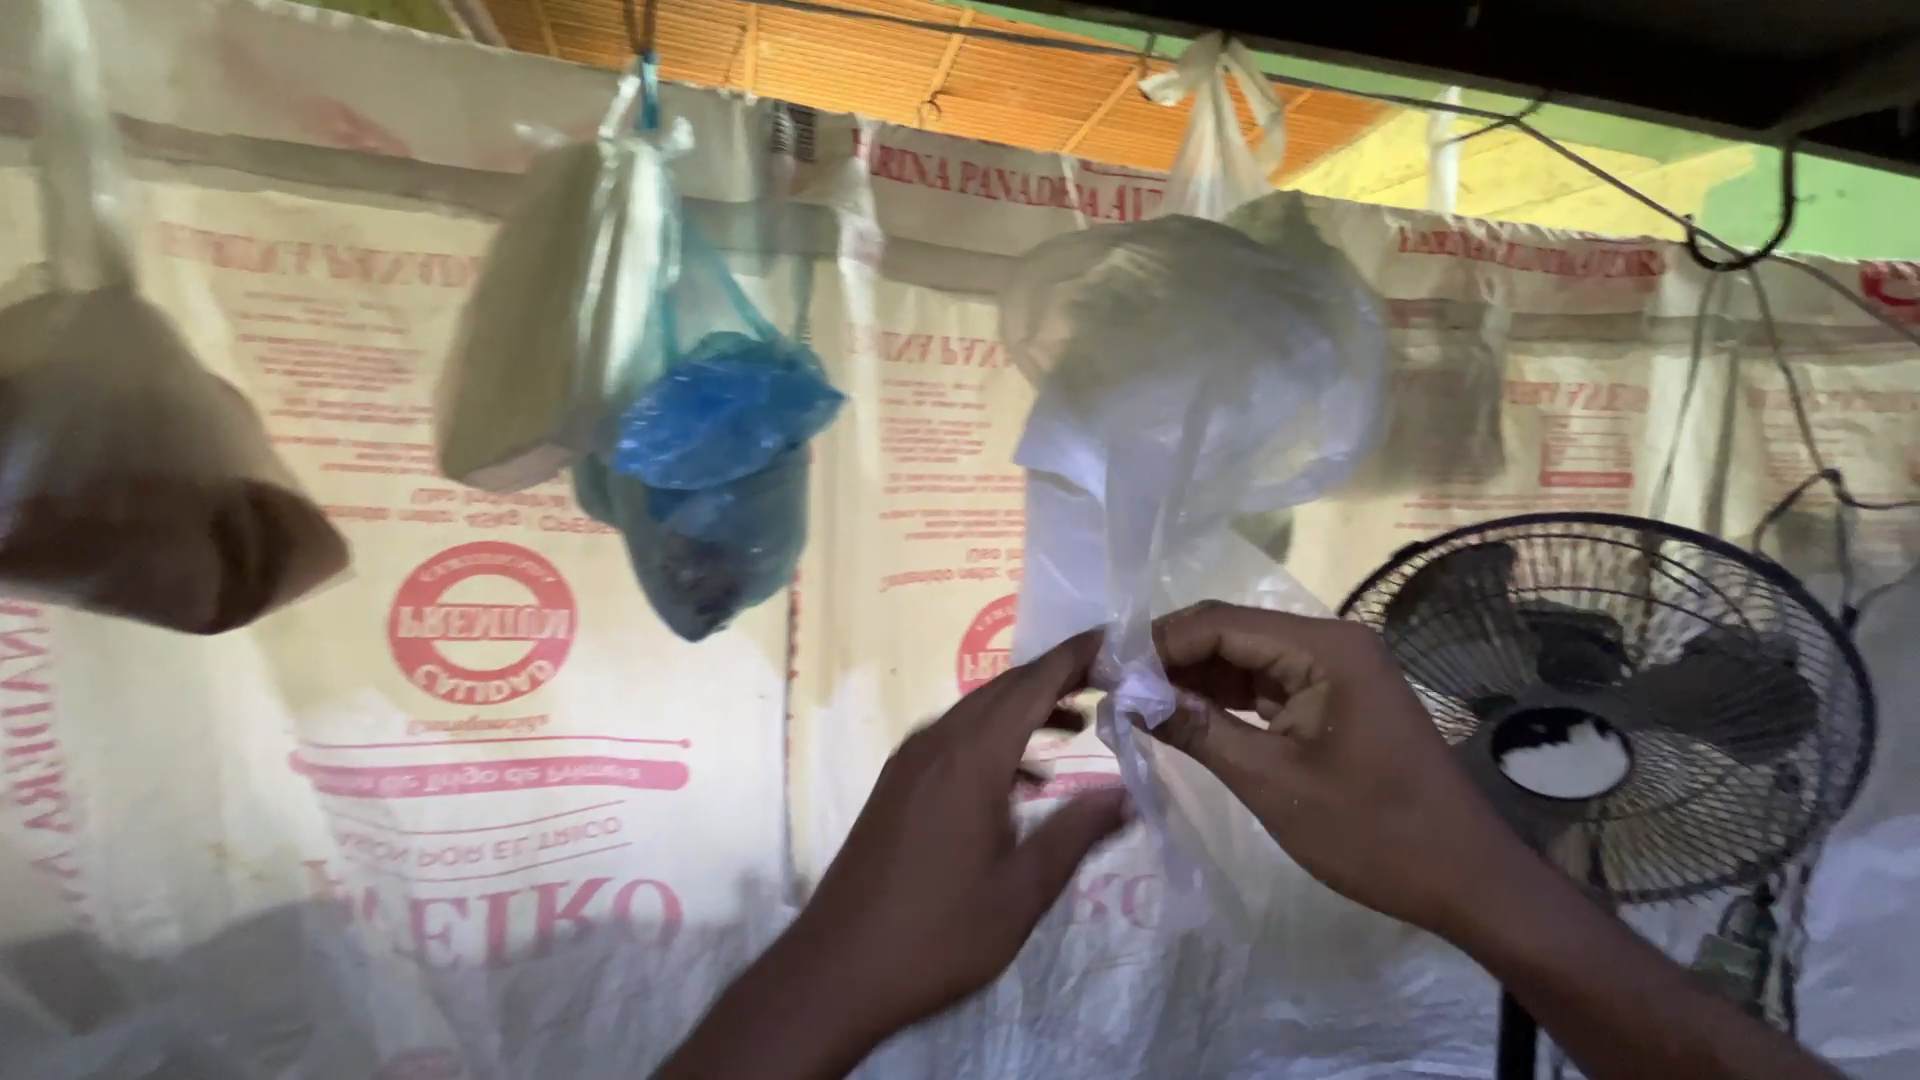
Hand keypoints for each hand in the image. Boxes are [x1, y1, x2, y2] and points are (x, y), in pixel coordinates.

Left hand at [656, 633, 1129, 1078]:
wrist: (838, 967)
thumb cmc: (939, 933)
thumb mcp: (1022, 891)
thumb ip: (1078, 833)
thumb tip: (1129, 793)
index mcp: (971, 757)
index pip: (1030, 686)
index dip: (1072, 657)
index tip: (1111, 638)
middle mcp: (937, 742)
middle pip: (1002, 690)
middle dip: (1054, 677)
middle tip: (1106, 677)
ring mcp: (910, 760)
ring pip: (976, 712)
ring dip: (1025, 708)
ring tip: (1077, 722)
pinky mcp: (897, 782)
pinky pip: (955, 737)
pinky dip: (995, 738)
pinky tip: (1022, 776)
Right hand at [1149, 602, 1534, 937]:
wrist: (1468, 883)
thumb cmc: (1372, 831)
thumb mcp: (1270, 781)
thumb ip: (1195, 730)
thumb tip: (1128, 697)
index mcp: (1323, 647)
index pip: (1218, 624)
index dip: (1158, 644)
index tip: (1107, 670)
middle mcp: (1328, 643)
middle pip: (1229, 634)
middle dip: (1170, 659)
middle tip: (1114, 688)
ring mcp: (1333, 670)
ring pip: (1242, 659)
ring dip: (1192, 680)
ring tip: (1135, 702)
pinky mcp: (1331, 698)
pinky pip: (1263, 685)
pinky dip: (1222, 700)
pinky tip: (1180, 714)